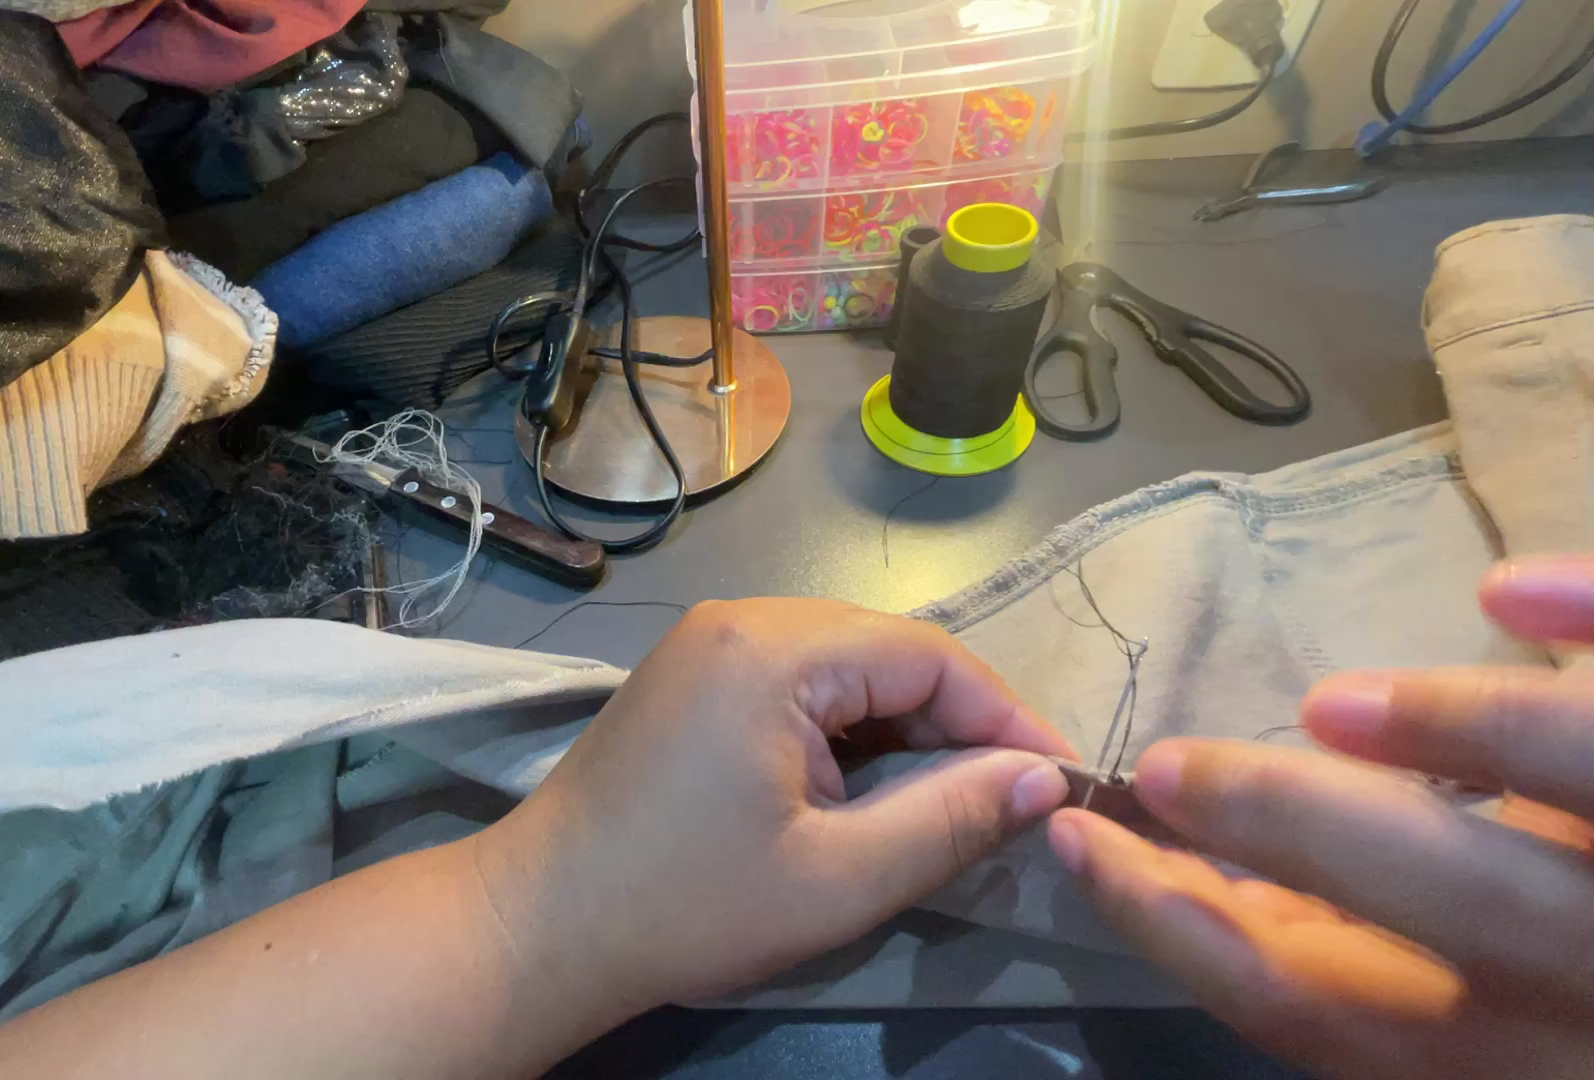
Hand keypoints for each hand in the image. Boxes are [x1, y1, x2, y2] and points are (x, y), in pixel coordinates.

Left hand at [474, 598, 1075, 1013]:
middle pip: (880, 647)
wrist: (548, 914)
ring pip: (839, 659)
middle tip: (1000, 795)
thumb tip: (1039, 777)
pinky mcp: (691, 669)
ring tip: (935, 793)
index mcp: (770, 648)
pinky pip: (792, 674)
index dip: (1001, 713)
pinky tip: (855, 776)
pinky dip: (840, 720)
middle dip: (950, 718)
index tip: (1056, 779)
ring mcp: (706, 639)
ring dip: (896, 720)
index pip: (924, 652)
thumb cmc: (686, 903)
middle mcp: (737, 618)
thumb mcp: (837, 878)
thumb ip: (949, 818)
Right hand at [1049, 555, 1593, 1078]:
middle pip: (1446, 896)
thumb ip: (1324, 935)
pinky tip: (1506, 590)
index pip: (1302, 996)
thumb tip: (1168, 825)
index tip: (1077, 831)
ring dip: (1456, 721)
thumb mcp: (1427, 1002)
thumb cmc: (1529, 978)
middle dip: (1279, 814)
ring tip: (1335, 703)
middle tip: (1171, 764)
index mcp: (1498, 1041)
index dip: (1164, 914)